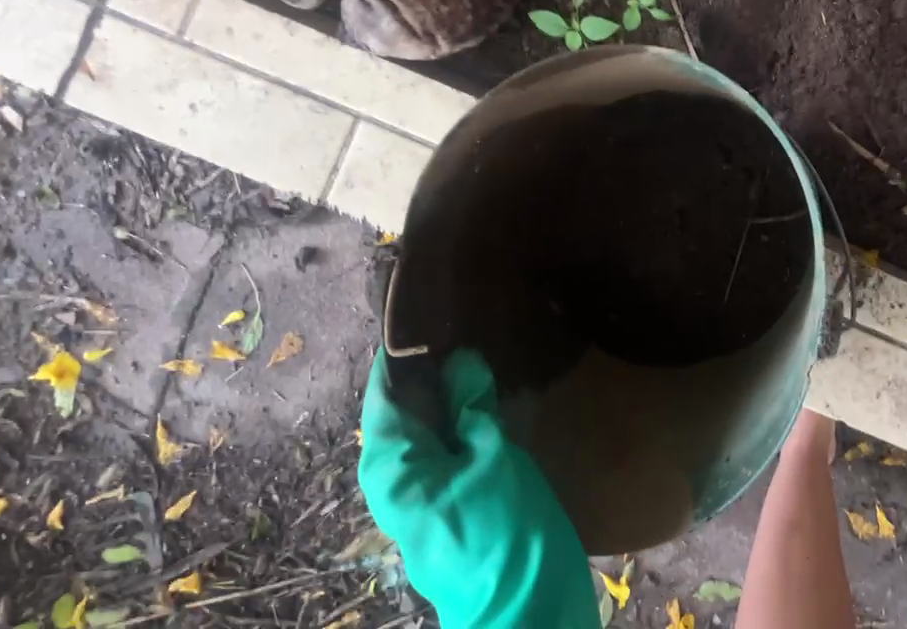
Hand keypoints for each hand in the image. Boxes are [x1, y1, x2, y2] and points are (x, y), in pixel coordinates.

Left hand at [359, 349, 600, 628]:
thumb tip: (462, 362)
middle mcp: (394, 475)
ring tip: (485, 350)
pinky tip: (493, 397)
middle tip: (469, 322)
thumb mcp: (493, 458)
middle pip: (405, 407)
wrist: (521, 604)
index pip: (386, 390)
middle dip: (433, 367)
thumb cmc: (500, 528)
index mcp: (392, 463)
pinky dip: (463, 417)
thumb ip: (473, 408)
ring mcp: (421, 491)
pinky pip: (446, 445)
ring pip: (428, 426)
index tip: (434, 308)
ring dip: (452, 391)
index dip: (406, 350)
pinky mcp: (448, 500)